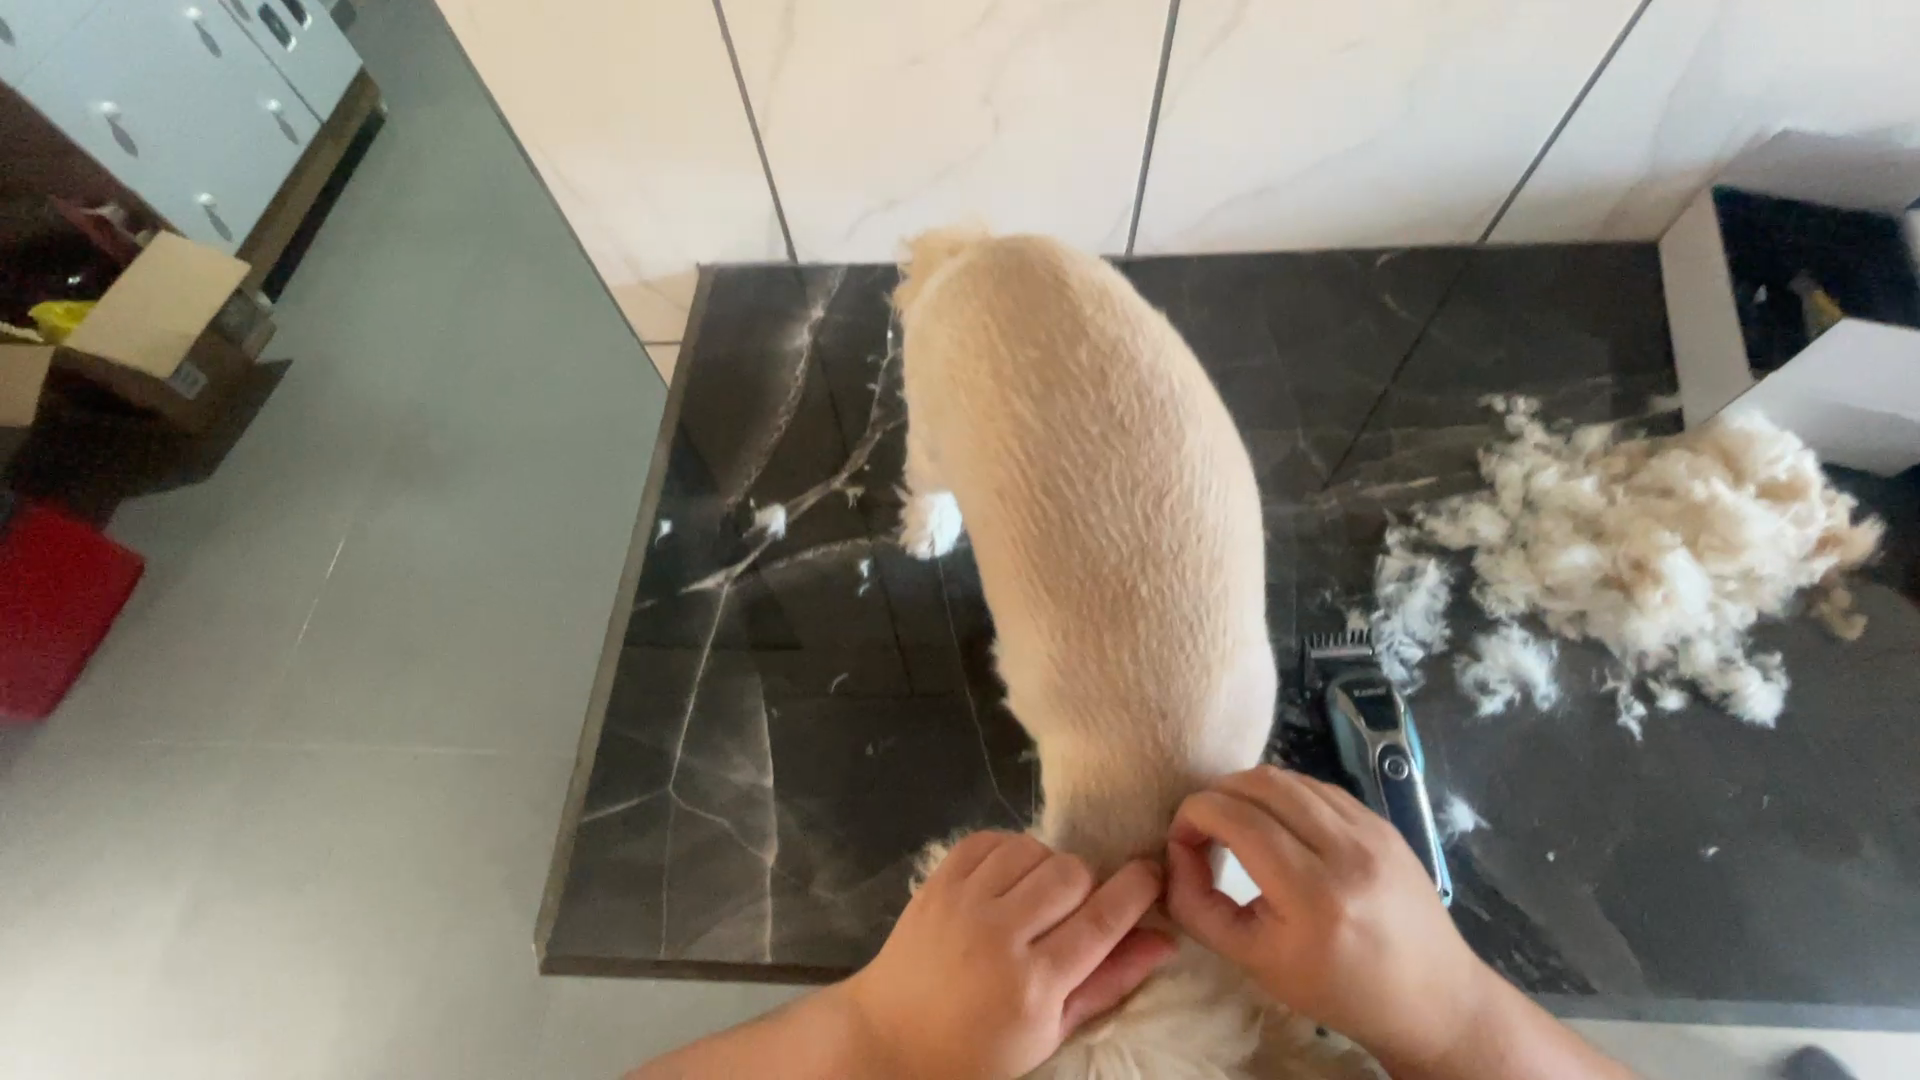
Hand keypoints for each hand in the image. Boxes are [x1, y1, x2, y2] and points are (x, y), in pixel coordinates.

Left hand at [834, 831, 1174, 1079]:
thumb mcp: (1050, 1033)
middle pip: (1071, 873)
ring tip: (1036, 897)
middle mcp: (999, 935)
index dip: (1136, 889)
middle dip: (1087, 885)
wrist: (892, 1038)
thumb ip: (1107, 983)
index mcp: (1033, 985)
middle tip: (1074, 910)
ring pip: (1032, 848)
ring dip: (1046, 866)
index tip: (1152, 873)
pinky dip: (1008, 851)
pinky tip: (1006, 879)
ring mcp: (963, 901)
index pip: (1101, 920)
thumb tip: (1164, 940)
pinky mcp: (938, 880)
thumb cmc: (978, 1051)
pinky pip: (990, 838)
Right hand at [1163, 765, 1493, 1071]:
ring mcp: (1370, 829)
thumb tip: (1175, 855)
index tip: (1183, 844)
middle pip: (1258, 782)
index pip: (1234, 816)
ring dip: (1247, 791)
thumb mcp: (1253, 961)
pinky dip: (1282, 795)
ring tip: (1236, 824)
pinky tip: (1277, 825)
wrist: (1435, 1002)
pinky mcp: (1382, 822)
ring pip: (1287, 776)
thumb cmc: (1339, 990)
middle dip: (1215, 795)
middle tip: (1204, 829)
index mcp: (1314, 893)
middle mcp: (1346, 849)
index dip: (1191, 817)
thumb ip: (1197, 906)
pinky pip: (1315, 786)